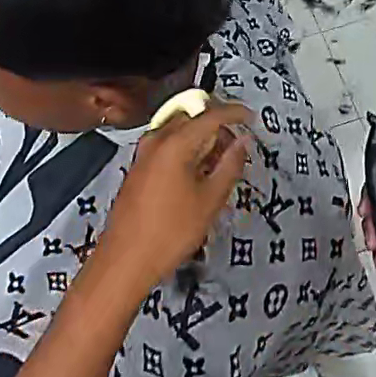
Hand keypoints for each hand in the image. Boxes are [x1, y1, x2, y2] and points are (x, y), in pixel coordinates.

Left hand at [91, 102, 252, 291]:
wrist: (124, 263)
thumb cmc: (171, 232)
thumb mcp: (211, 199)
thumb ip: (231, 164)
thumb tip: (242, 141)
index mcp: (176, 143)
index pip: (211, 115)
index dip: (235, 113)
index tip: (252, 118)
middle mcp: (156, 141)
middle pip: (193, 118)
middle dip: (217, 126)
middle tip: (236, 146)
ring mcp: (143, 155)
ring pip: (179, 132)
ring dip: (201, 139)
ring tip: (219, 163)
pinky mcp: (138, 170)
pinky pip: (167, 146)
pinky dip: (186, 150)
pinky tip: (197, 174)